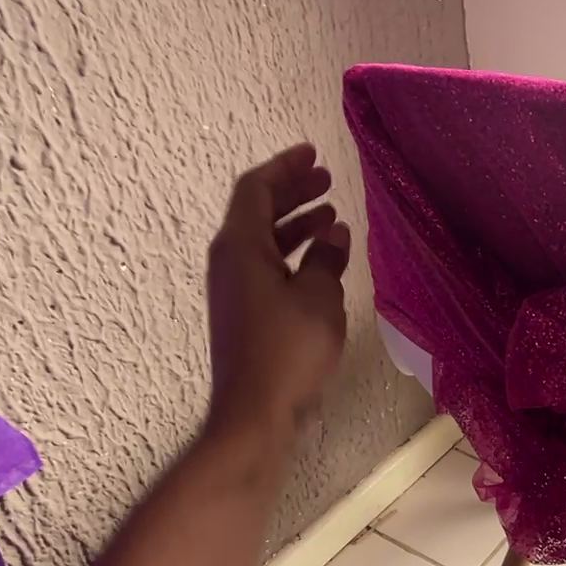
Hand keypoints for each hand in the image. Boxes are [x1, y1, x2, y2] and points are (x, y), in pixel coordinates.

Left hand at [205, 144, 352, 439]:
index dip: (284, 168)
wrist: (257, 410)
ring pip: (265, 240)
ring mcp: (236, 289)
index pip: (255, 189)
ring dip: (296, 223)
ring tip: (331, 215)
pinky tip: (323, 261)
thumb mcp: (319, 298)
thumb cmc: (289, 349)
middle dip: (292, 191)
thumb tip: (335, 232)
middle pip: (257, 211)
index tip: (312, 154)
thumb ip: (328, 258)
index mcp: (241, 248)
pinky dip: (294, 253)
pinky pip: (270, 265)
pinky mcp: (247, 312)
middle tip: (325, 179)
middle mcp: (231, 262)